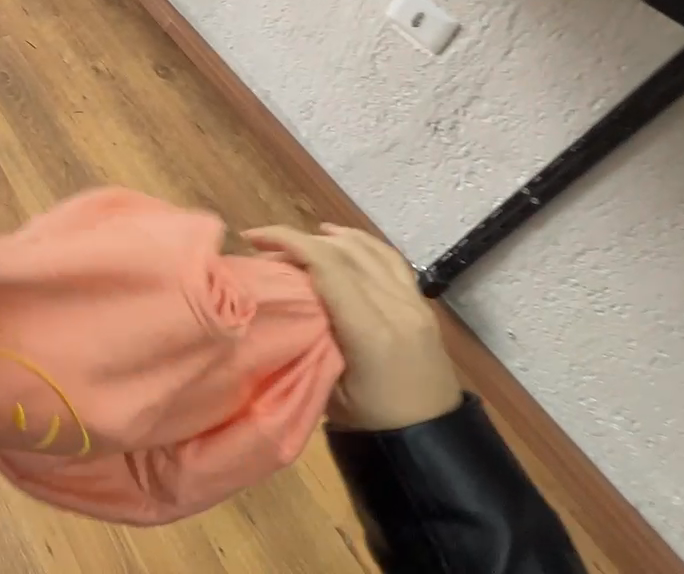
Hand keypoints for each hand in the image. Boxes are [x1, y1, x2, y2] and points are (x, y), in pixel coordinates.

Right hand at [242, 223, 463, 431]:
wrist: (431, 444)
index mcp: (370, 328)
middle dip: (298, 240)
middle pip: (343, 252)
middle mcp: (396, 307)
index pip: (327, 264)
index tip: (253, 238)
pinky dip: (362, 243)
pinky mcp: (422, 307)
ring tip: (298, 240)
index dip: (287, 241)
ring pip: (368, 250)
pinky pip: (391, 260)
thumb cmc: (368, 421)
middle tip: (264, 247)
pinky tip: (341, 240)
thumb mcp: (326, 380)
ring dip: (328, 238)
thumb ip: (309, 332)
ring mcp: (414, 304)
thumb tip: (279, 297)